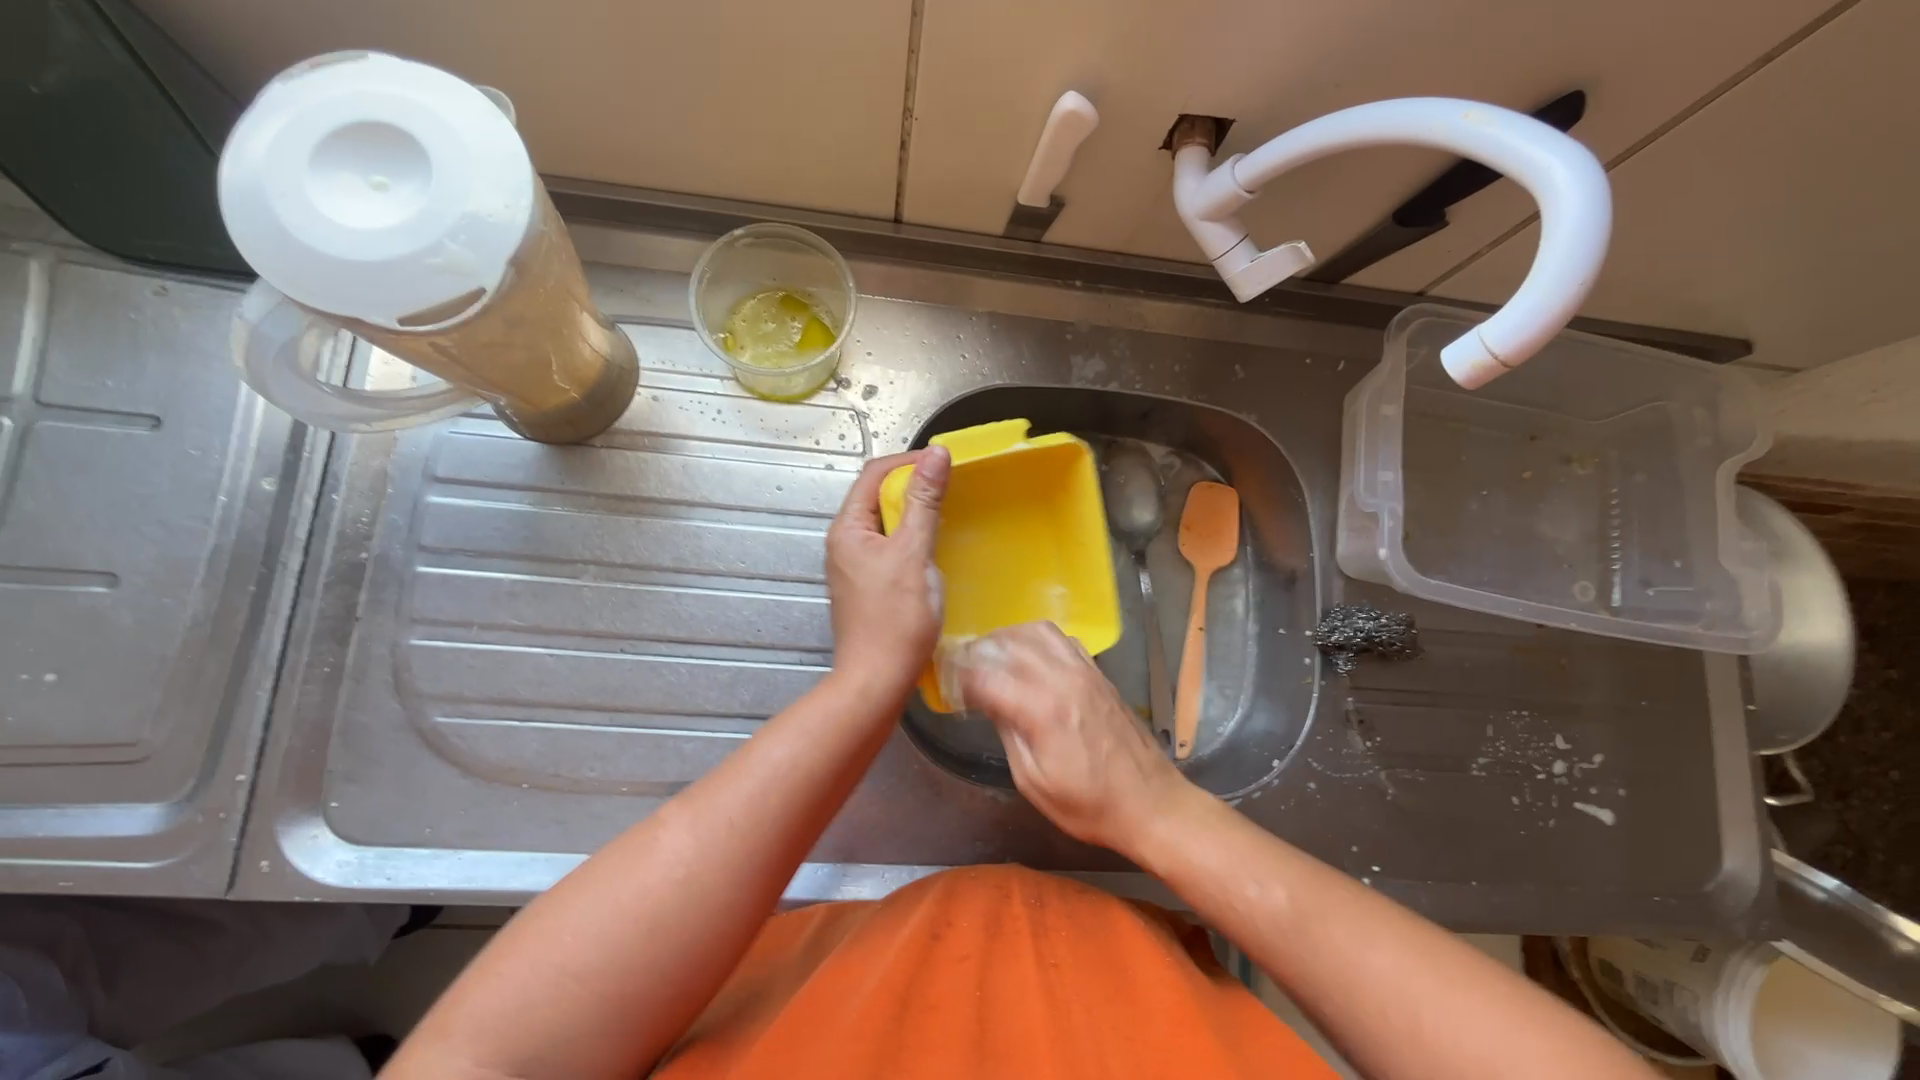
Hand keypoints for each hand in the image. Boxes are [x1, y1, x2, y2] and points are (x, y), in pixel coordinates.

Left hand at [825, 446, 950, 697]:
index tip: (943, 462)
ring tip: (946, 515)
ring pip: (886, 522)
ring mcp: (854, 564)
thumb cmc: (895, 620)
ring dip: (914, 512)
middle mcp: (844, 541)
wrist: (878, 679)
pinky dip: (912, 538)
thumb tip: (935, 455)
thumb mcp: (914, 553)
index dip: (909, 461)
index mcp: (848, 528)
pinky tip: (933, 549)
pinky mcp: (868, 584)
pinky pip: (890, 546)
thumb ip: (924, 502)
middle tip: (949, 488)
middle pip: (878, 495)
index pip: (875, 473)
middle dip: (913, 485)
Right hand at [954, 622, 1193, 855]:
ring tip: (990, 659)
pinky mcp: (1098, 672)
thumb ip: (1007, 733)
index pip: (985, 675)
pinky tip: (1027, 659)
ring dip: (1005, 639)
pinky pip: (1061, 638)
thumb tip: (986, 701)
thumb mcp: (1033, 782)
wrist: (1151, 803)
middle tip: (960, 671)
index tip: (947, 690)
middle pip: (1006, 644)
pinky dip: (1035, 639)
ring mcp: (1084, 671)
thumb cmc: (1088, 805)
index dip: (958, 678)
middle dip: (975, 653)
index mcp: (1042, 710)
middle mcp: (1063, 678)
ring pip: (1034, 631)